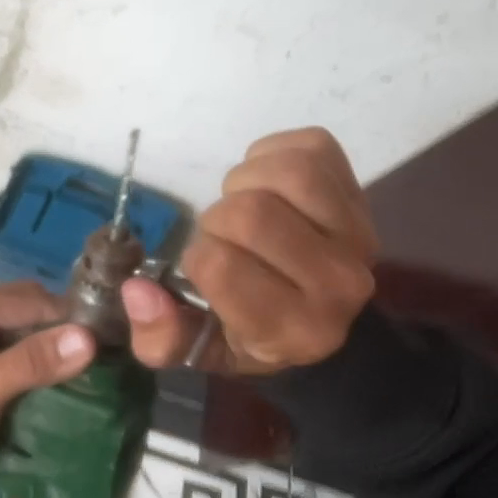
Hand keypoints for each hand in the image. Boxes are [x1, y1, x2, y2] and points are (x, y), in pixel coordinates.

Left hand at [0, 283, 95, 481]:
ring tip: (96, 363)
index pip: (29, 299)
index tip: (113, 335)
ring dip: (55, 344)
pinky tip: (68, 376)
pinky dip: (42, 360)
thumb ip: (32, 362)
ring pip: (27, 330)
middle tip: (109, 350)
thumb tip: (89, 338)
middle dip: (65, 327)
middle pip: (30, 310)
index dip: (69, 316)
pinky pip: (20, 351)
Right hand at [121, 127, 378, 375]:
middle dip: (216, 219)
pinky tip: (265, 184)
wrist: (320, 313)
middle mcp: (339, 285)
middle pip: (250, 214)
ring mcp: (358, 234)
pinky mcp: (360, 193)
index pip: (220, 266)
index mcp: (293, 329)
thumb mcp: (196, 349)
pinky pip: (309, 147)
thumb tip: (138, 289)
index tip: (206, 269)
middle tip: (221, 236)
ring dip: (245, 181)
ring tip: (242, 203)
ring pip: (288, 173)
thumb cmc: (248, 330)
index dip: (196, 258)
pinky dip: (271, 154)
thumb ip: (158, 336)